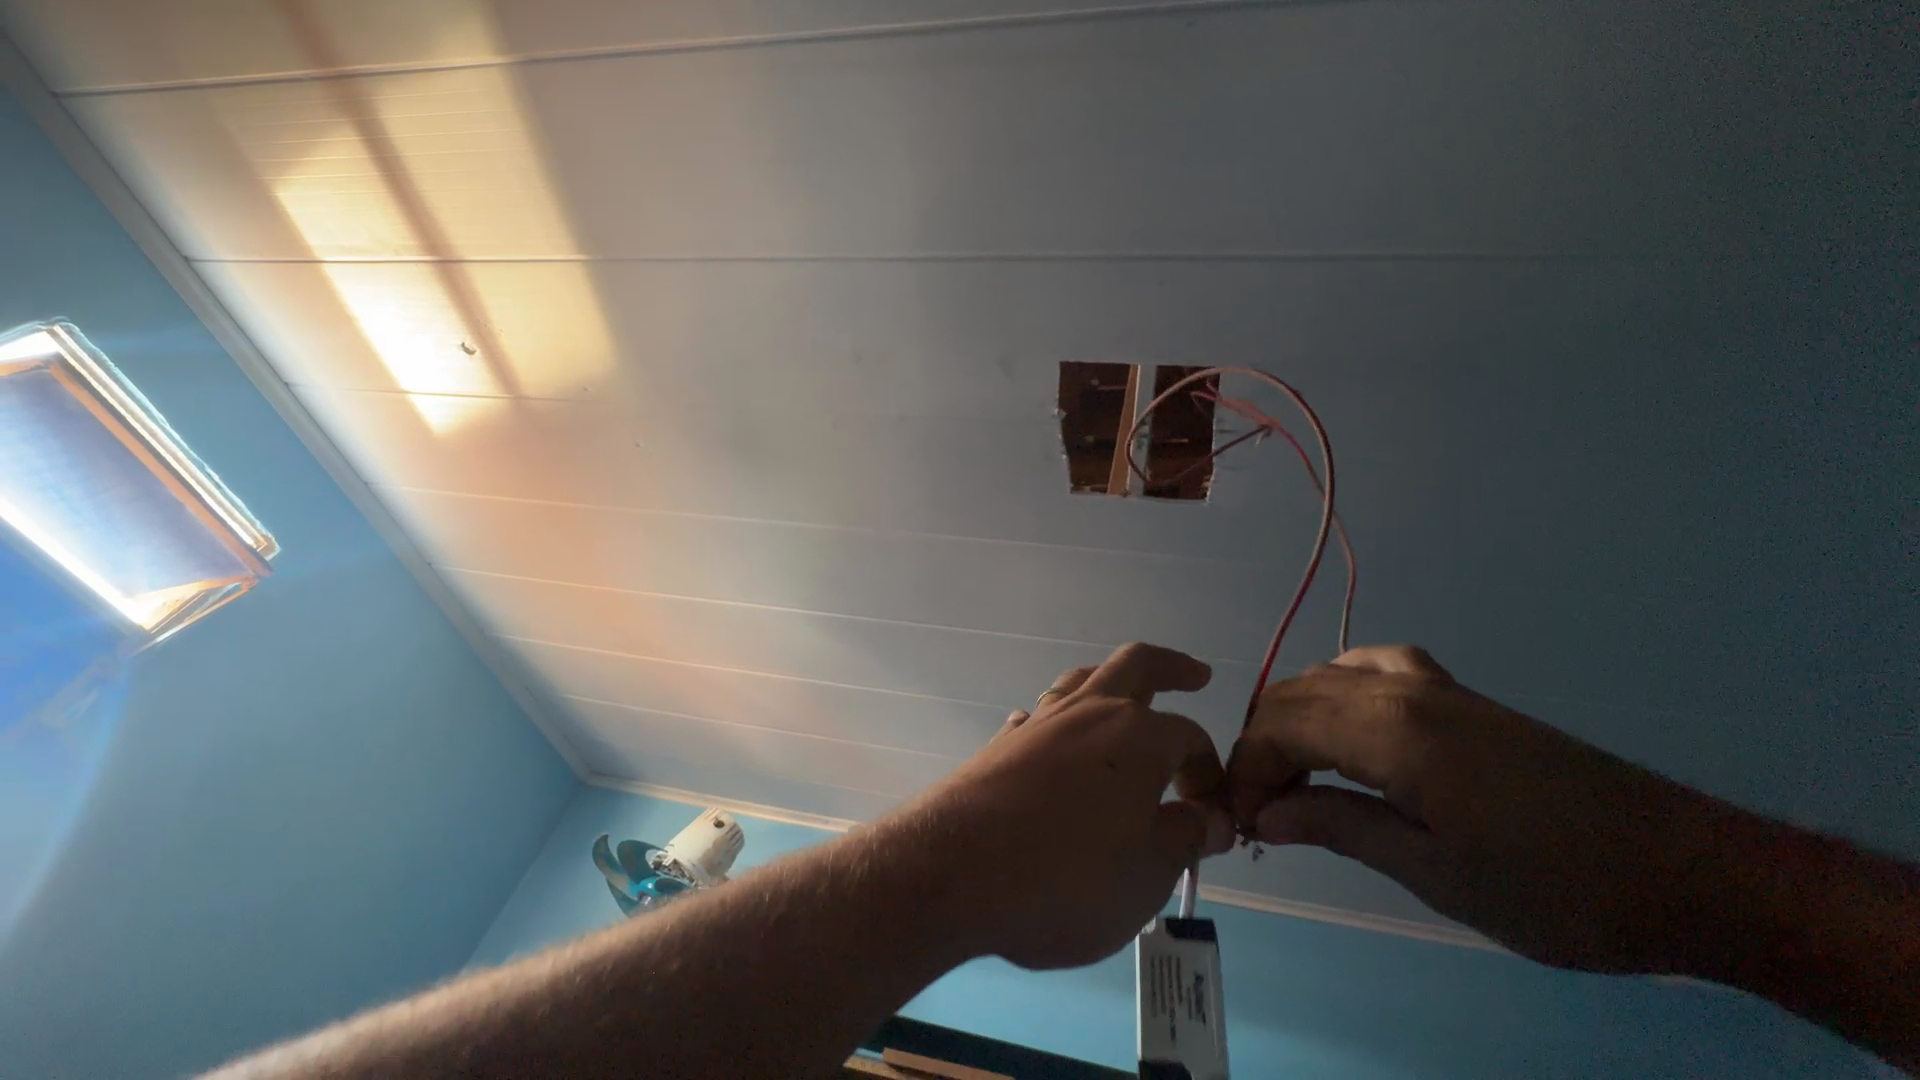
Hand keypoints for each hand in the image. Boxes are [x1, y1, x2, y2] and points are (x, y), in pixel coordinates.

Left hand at [905, 643, 1235, 970]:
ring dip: (1109, 683)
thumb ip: (1185, 837)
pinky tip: (1053, 743)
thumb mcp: (1148, 873)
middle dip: (1170, 666)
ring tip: (1124, 699)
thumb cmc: (1069, 877)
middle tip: (1195, 675)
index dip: (1208, 770)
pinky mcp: (999, 746)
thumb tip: (1209, 817)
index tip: (1211, 813)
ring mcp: (1039, 725)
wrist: (956, 871)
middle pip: (1135, 666)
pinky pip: (1037, 718)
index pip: (1189, 738)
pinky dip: (1056, 723)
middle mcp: (1089, 714)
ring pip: (1080, 682)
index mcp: (1138, 736)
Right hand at [1225, 645, 1739, 972]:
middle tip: (1261, 811)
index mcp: (1390, 732)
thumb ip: (1339, 827)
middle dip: (1259, 748)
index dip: (1244, 773)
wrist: (1685, 870)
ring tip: (1296, 779)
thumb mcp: (1433, 872)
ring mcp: (1435, 686)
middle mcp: (1402, 691)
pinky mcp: (1462, 696)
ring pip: (1327, 677)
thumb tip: (1266, 815)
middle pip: (1293, 696)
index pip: (1278, 729)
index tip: (1240, 825)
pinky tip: (1346, 727)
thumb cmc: (1553, 888)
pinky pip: (1375, 669)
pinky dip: (1337, 692)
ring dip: (1293, 721)